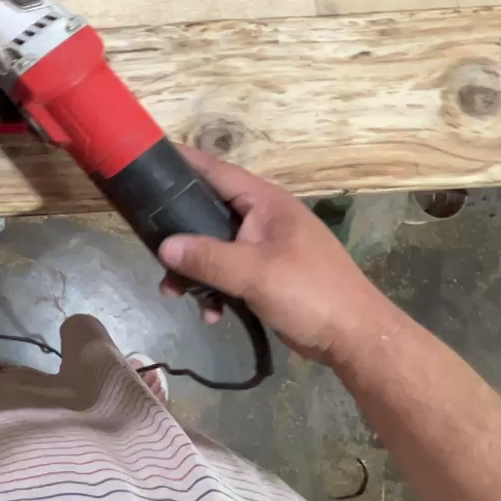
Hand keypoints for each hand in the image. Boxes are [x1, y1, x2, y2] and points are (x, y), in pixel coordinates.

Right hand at [156, 145, 397, 364]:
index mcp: (265, 202)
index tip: (145, 160)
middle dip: (179, 232)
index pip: (216, 170)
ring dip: (193, 269)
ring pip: (212, 246)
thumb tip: (163, 247)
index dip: (182, 163)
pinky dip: (213, 289)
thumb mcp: (254, 274)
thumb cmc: (311, 294)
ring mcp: (263, 246)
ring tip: (173, 292)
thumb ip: (207, 258)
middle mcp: (262, 217)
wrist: (355, 340)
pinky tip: (211, 314)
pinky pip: (226, 271)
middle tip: (150, 245)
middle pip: (207, 211)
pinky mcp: (264, 273)